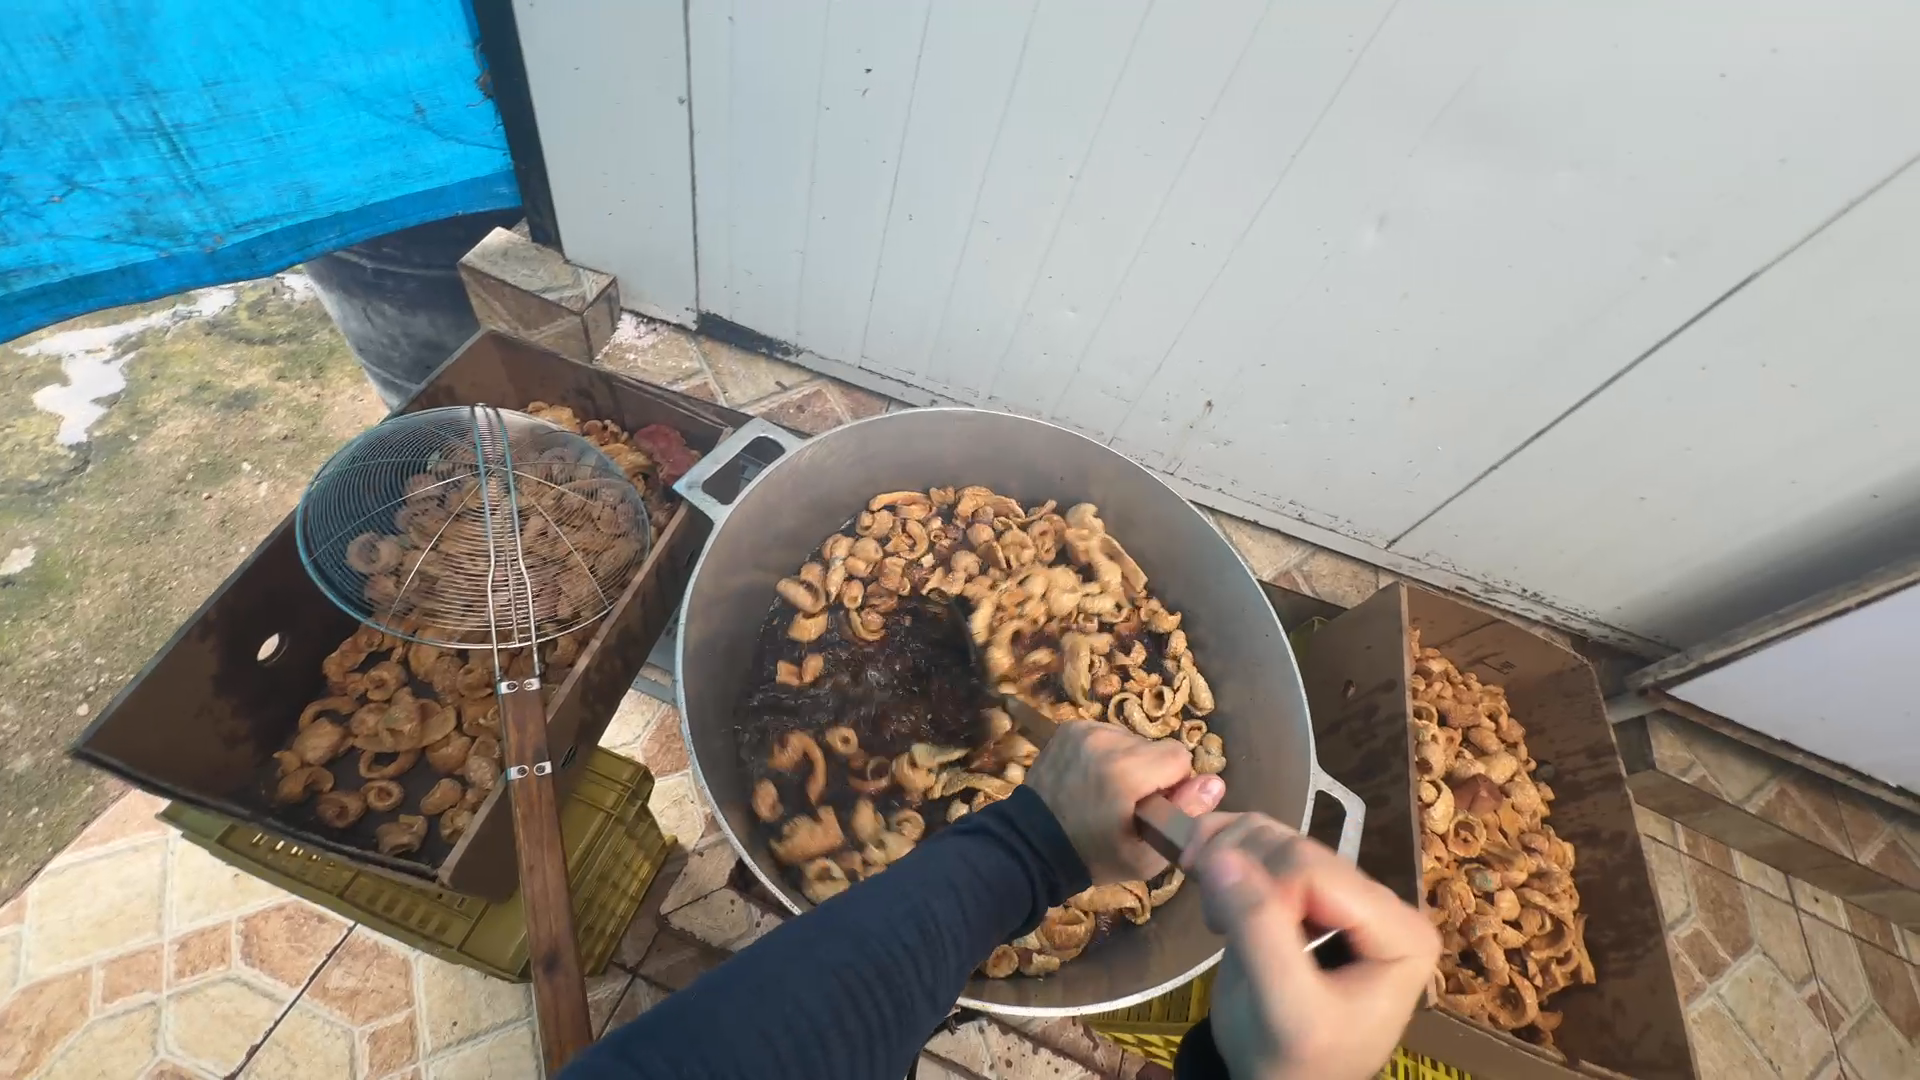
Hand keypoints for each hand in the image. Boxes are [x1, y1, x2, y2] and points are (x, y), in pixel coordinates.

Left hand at [1024, 721, 1224, 882]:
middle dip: (1151, 772)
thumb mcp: (1146, 855)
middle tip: (1128, 803)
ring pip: (1132, 739)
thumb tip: (1216, 782)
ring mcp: (1083, 729)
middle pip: (1155, 746)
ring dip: (1129, 762)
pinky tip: (1092, 779)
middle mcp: (1104, 739)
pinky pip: (1108, 734)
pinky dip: (1107, 754)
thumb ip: (1185, 817)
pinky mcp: (1070, 727)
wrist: (1032, 843)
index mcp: (1124, 770)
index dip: (1174, 784)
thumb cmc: (1093, 855)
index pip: (1179, 756)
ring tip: (1107, 792)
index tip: (1154, 807)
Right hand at [1181, 814, 1438, 1079]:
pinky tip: (1203, 878)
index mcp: (1399, 932)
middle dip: (1240, 875)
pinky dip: (1216, 841)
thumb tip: (1219, 857)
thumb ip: (1260, 931)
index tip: (1240, 937)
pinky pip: (1253, 830)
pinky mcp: (1298, 877)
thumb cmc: (1291, 1057)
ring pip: (1268, 832)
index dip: (1266, 894)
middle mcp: (1376, 899)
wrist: (1273, 1078)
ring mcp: (1336, 884)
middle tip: (1216, 923)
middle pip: (1290, 848)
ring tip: (1216, 915)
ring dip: (1222, 859)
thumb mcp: (1284, 1008)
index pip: (1315, 870)